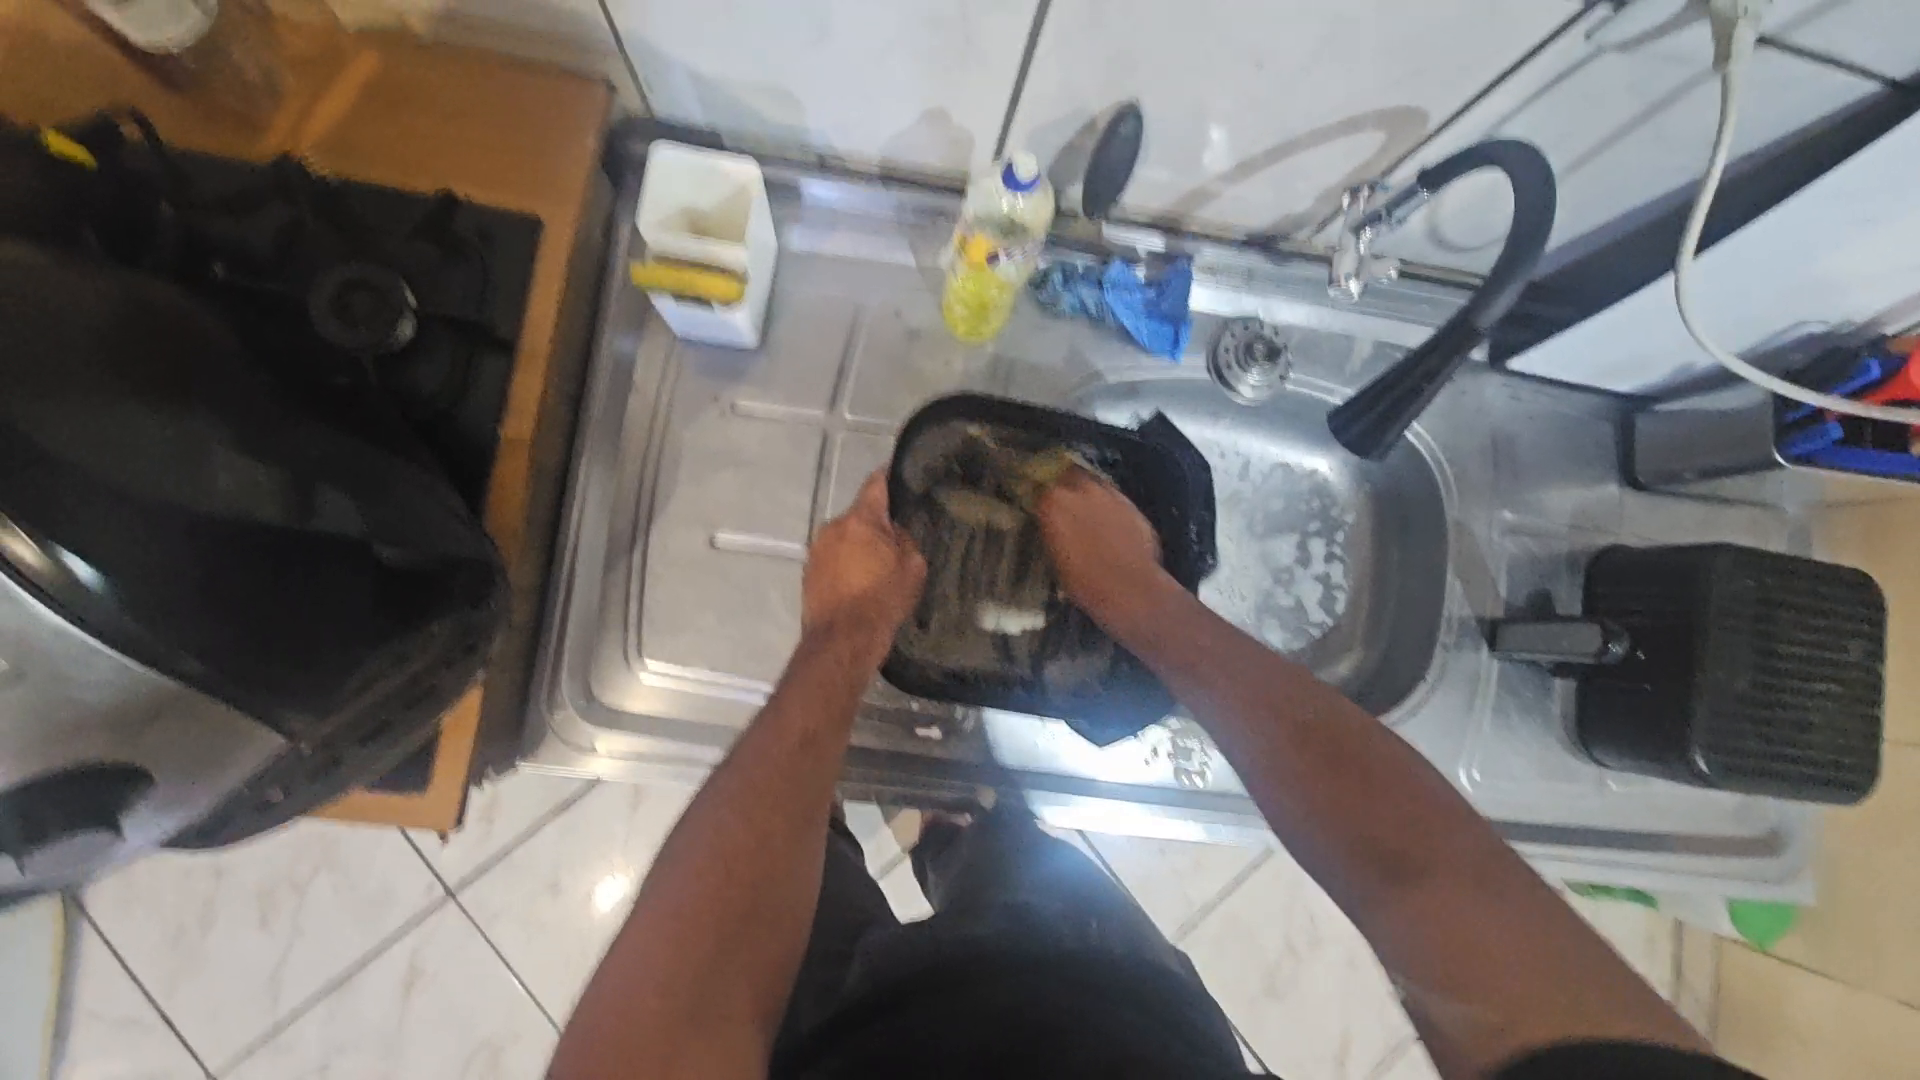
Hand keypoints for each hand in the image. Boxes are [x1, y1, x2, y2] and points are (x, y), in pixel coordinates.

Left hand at [802, 471, 926, 662]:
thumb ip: (904, 540)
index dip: (890, 477)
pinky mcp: (808, 571)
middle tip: (896, 542)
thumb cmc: (882, 601)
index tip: (901, 477)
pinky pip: (833, 557)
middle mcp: (833, 526)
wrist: (842, 641)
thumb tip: (893, 532)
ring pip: (845, 537)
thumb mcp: (912, 568)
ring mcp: (816, 549)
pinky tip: (858, 584)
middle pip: (860, 515)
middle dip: (877, 525)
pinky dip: (846, 564)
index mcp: (860, 519)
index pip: (876, 483)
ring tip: (876, 569)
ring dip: (859, 546)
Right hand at [1035, 466, 1164, 619]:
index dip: (1041, 495)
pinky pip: (1115, 500)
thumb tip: (1052, 523)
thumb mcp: (1054, 556)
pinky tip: (1111, 524)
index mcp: (1053, 502)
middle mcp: (1081, 490)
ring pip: (1095, 484)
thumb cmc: (1082, 581)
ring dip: (1089, 494)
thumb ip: (1052, 530)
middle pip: (1069, 475)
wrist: (1129, 589)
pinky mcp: (1132, 505)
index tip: (1040, 503)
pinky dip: (1109, 507)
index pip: (1040, 487)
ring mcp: (1110, 495)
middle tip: (1064, 501)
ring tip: (1089, 511)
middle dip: (1065, 484)